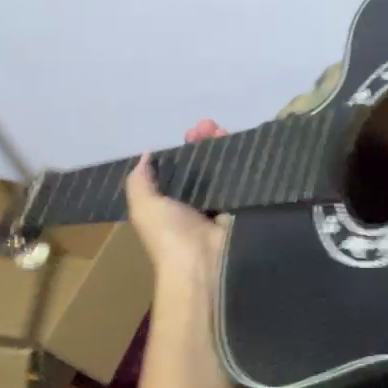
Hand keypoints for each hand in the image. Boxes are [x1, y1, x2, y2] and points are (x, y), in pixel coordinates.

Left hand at [126, 118, 233, 288]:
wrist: (202, 263)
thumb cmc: (169, 235)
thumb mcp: (143, 207)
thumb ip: (140, 181)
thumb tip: (145, 153)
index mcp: (173, 202)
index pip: (182, 167)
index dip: (186, 147)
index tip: (193, 130)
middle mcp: (199, 200)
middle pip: (206, 163)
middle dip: (207, 141)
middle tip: (210, 124)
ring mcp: (224, 202)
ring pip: (227, 167)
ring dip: (226, 146)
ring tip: (224, 127)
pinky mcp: (245, 205)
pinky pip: (247, 178)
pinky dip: (248, 162)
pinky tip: (247, 144)